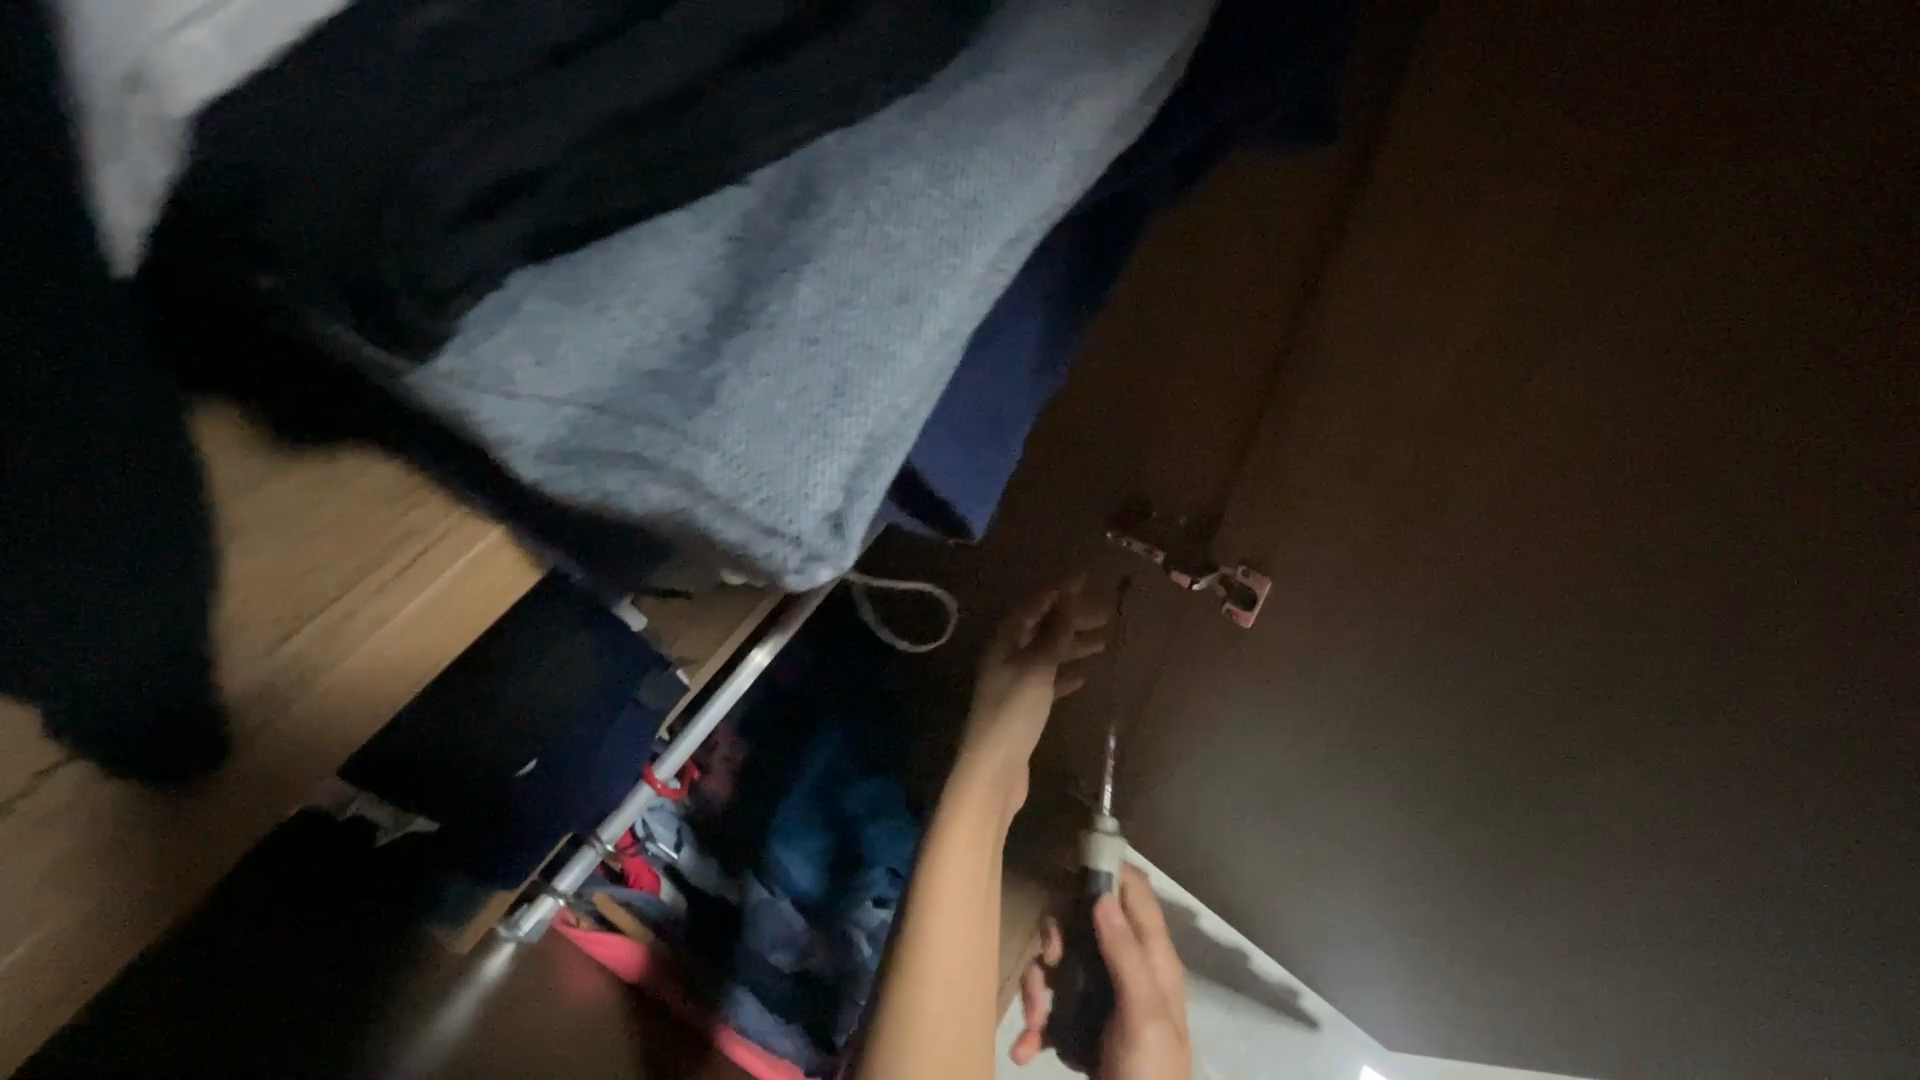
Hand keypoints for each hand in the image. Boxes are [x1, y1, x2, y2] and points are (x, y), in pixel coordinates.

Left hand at [957, 577, 1108, 812]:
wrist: (994, 768)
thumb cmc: (1015, 711)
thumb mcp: (1038, 666)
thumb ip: (1055, 632)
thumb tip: (1068, 595)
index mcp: (1005, 641)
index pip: (1033, 605)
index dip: (1059, 591)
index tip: (1086, 580)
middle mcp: (1006, 657)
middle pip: (1040, 629)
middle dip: (1070, 619)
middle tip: (1105, 615)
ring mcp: (1013, 683)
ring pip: (1046, 655)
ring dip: (1071, 645)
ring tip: (1103, 642)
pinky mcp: (1022, 708)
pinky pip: (1046, 682)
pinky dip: (1064, 675)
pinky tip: (1083, 676)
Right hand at [1012, 865, 1191, 1079]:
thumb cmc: (1151, 1075)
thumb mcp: (1144, 1015)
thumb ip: (1125, 955)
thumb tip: (1102, 895)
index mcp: (1152, 961)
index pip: (1136, 896)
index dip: (1109, 873)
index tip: (1072, 865)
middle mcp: (1127, 971)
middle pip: (1083, 927)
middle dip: (1056, 943)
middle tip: (1049, 962)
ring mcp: (1103, 1000)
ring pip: (1059, 967)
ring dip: (1039, 991)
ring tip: (1035, 1023)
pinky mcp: (1082, 1029)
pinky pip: (1051, 1010)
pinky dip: (1035, 1027)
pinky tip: (1026, 1049)